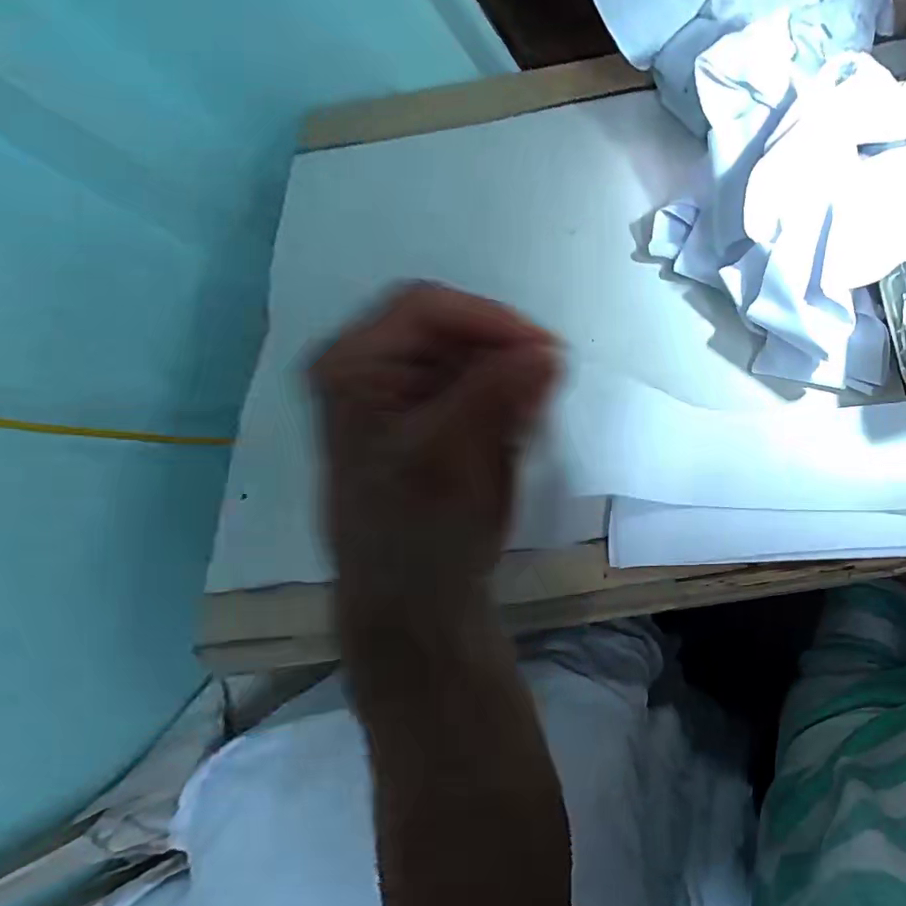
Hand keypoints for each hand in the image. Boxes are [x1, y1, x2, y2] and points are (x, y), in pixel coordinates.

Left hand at [311, 282, 559, 611]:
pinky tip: (518, 433)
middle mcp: (375, 369)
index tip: (549, 353)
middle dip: (504, 356)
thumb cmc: (420, 530)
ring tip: (529, 423)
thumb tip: (548, 352)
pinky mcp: (435, 418)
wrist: (416, 598)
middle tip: (544, 392)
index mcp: (356, 366)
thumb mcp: (452, 456)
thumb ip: (496, 395)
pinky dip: (509, 402)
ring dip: (510, 382)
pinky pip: (482, 387)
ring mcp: (406, 394)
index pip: (428, 308)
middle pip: (453, 329)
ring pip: (474, 357)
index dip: (493, 321)